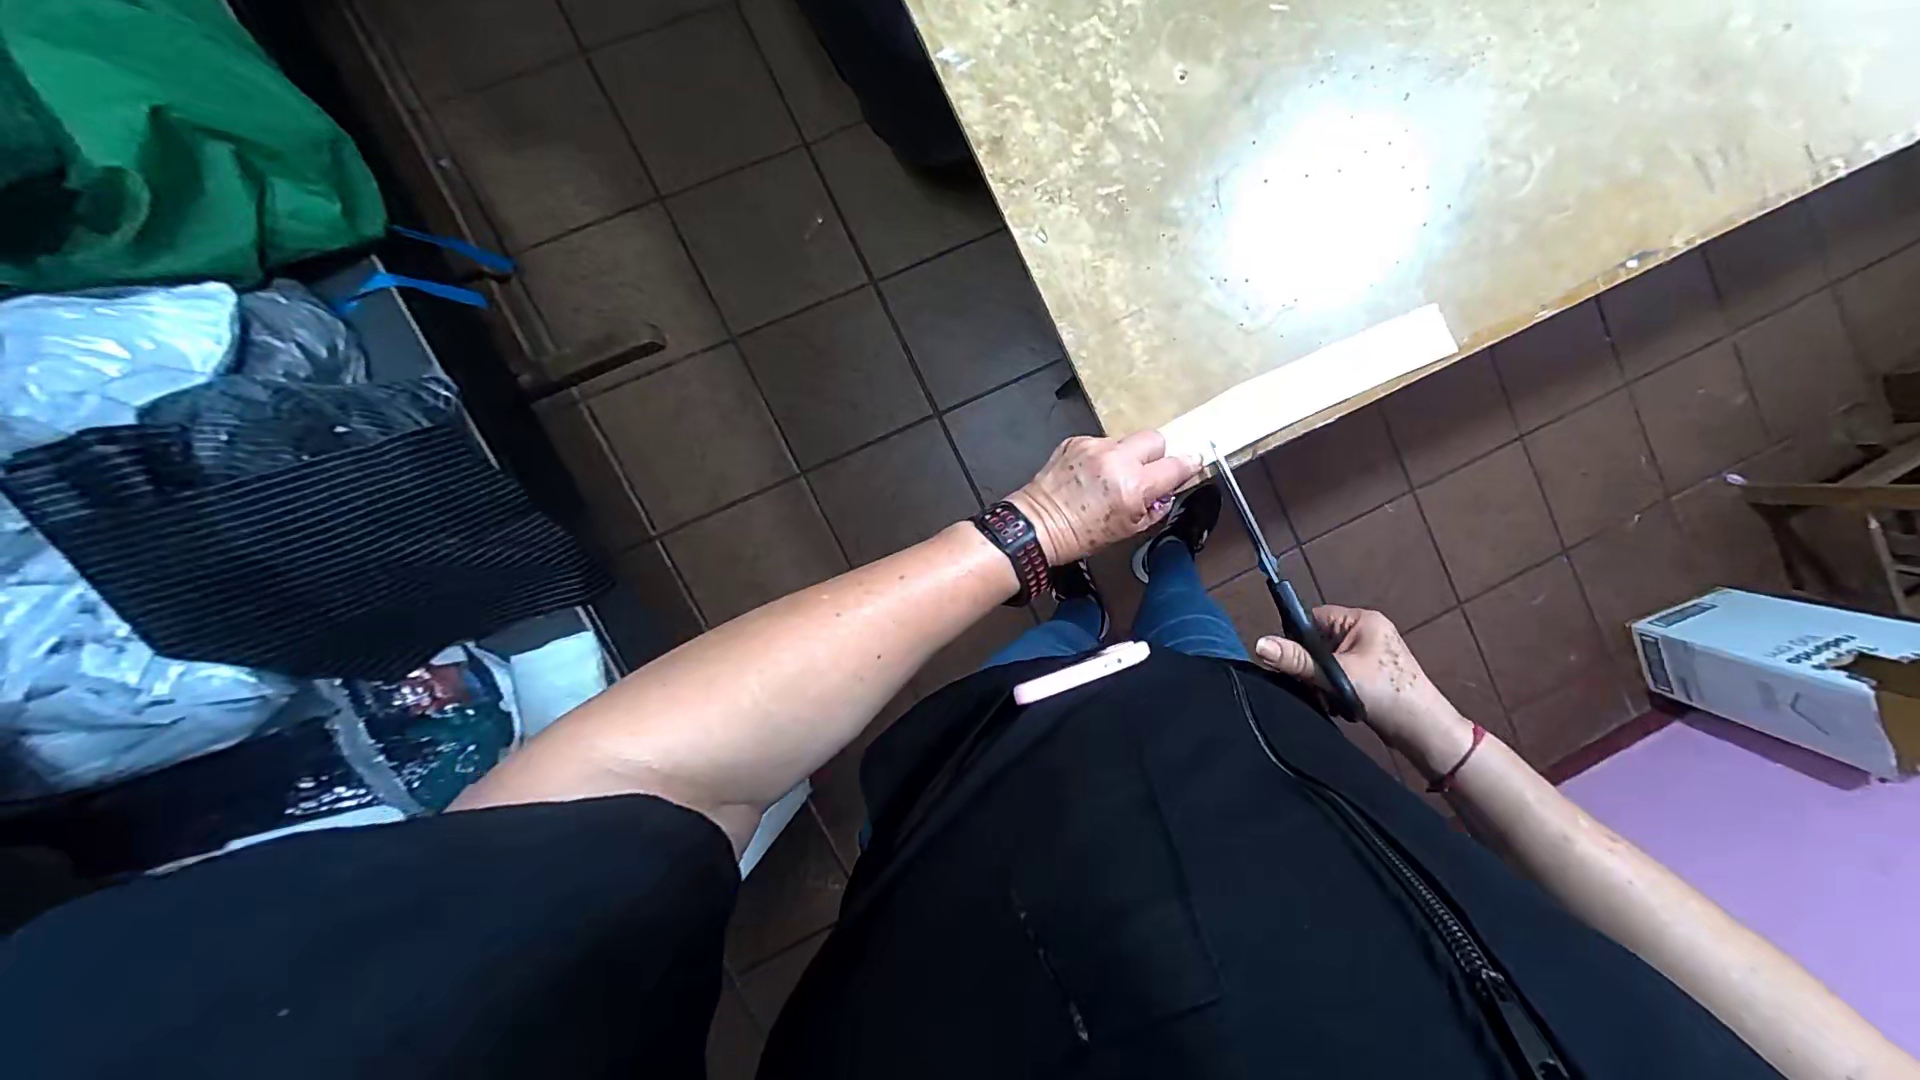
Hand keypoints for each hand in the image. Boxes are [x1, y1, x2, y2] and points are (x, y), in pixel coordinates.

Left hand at [1006, 431, 1200, 564]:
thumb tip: (1167, 491)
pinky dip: (1101, 456)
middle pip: (1155, 439)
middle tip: (1143, 474)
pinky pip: (1101, 442)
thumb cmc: (1079, 533)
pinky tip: (1089, 475)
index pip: (1176, 465)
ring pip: (1126, 440)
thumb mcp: (1128, 529)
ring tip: (1109, 479)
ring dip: (1125, 456)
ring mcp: (1094, 448)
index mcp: (1134, 486)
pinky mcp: (1076, 441)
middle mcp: (1116, 461)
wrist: (1038, 524)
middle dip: (1155, 455)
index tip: (1189, 465)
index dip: (1186, 466)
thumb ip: (1155, 507)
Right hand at [1253, 605, 1476, 779]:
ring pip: (1324, 660)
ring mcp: (1368, 653)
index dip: (1298, 638)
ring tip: (1328, 695)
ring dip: (1320, 679)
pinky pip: (1335, 673)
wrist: (1425, 733)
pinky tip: (1335, 701)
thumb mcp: (1337, 674)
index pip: (1313, 617)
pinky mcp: (1368, 673)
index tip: (1292, 659)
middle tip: (1312, 683)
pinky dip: (1330, 687)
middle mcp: (1366, 632)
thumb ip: (1296, 659)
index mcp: (1363, 620)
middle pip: (1317, 640)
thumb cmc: (1390, 696)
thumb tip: (1261, 644)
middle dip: (1310, 664)